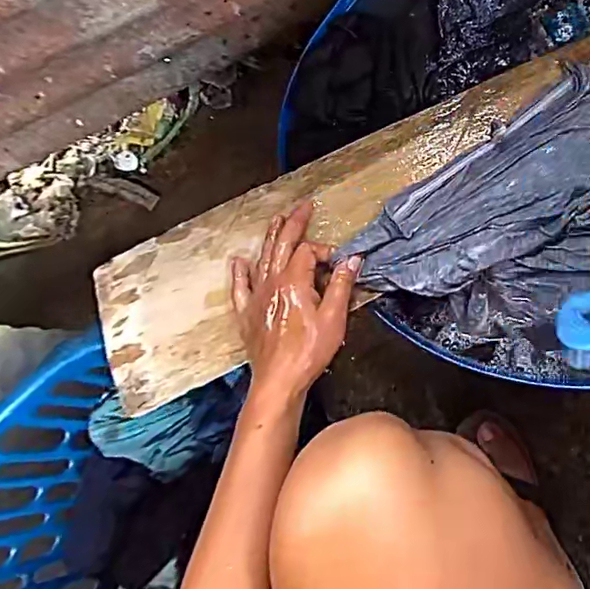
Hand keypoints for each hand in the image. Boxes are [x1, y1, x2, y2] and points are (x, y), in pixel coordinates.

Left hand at [229, 201, 360, 403]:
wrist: (279, 381)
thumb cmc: (308, 351)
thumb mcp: (334, 317)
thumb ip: (341, 284)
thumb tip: (351, 259)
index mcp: (293, 281)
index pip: (308, 252)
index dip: (324, 251)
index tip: (338, 264)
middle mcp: (272, 283)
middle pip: (283, 245)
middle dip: (294, 223)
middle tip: (303, 207)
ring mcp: (257, 298)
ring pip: (263, 259)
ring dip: (271, 237)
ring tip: (276, 220)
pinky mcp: (248, 314)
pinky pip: (240, 287)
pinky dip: (239, 272)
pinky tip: (238, 260)